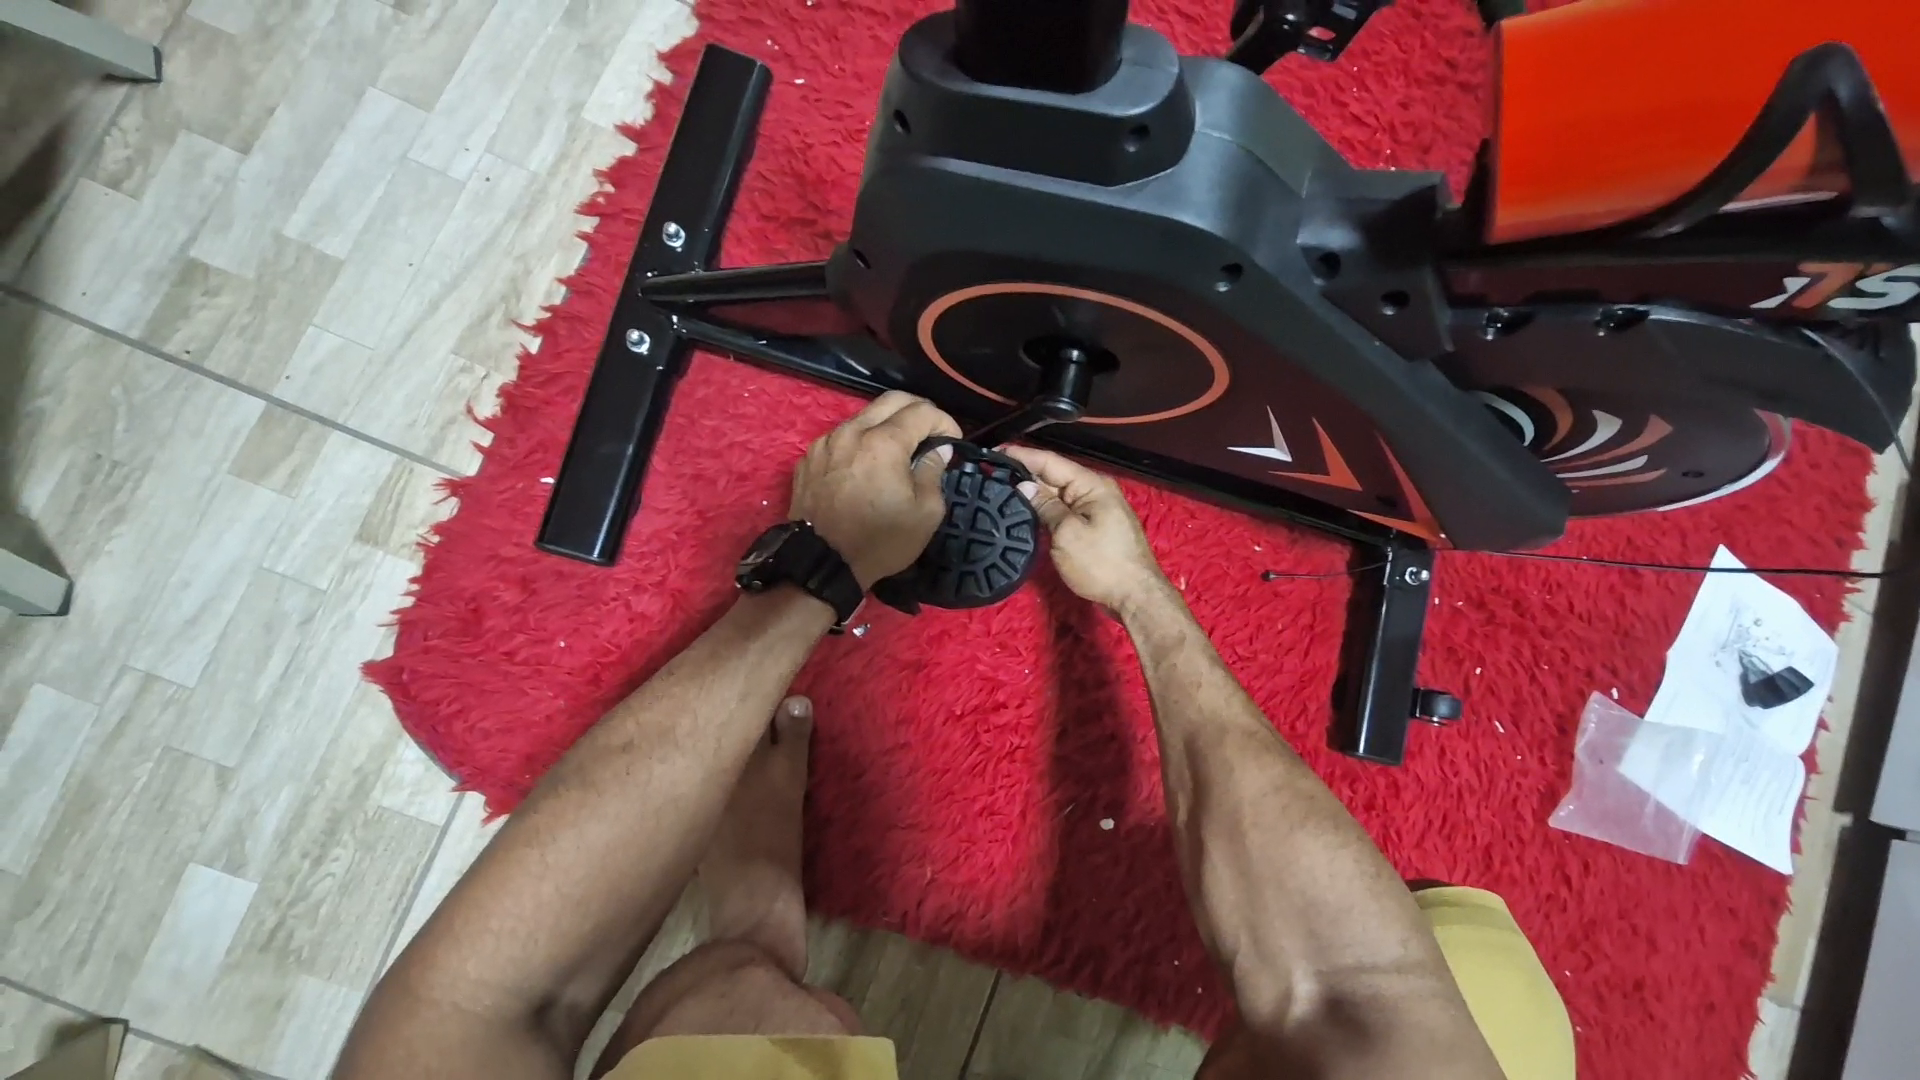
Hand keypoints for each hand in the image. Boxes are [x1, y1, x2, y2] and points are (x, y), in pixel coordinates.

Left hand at [789, 392, 960, 588]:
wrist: (822, 564)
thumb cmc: (880, 542)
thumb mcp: (925, 514)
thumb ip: (934, 472)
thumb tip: (938, 450)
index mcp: (883, 443)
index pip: (922, 411)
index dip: (945, 422)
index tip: (952, 442)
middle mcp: (851, 432)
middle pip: (891, 400)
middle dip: (917, 411)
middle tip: (930, 435)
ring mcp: (825, 443)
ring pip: (863, 417)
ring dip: (886, 426)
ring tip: (897, 452)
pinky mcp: (808, 458)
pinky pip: (840, 438)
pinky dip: (859, 444)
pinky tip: (865, 467)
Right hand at [1002, 446, 1172, 616]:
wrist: (1134, 596)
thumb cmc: (1101, 564)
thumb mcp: (1067, 533)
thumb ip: (1045, 506)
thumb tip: (1024, 486)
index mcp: (1091, 485)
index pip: (1050, 461)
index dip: (1021, 455)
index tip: (994, 452)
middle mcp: (1094, 491)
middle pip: (1053, 476)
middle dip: (1024, 473)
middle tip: (990, 473)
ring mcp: (1094, 510)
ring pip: (1057, 495)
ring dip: (1032, 493)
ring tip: (999, 489)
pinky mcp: (1092, 527)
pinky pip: (1064, 511)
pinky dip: (1044, 509)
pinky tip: (1024, 511)